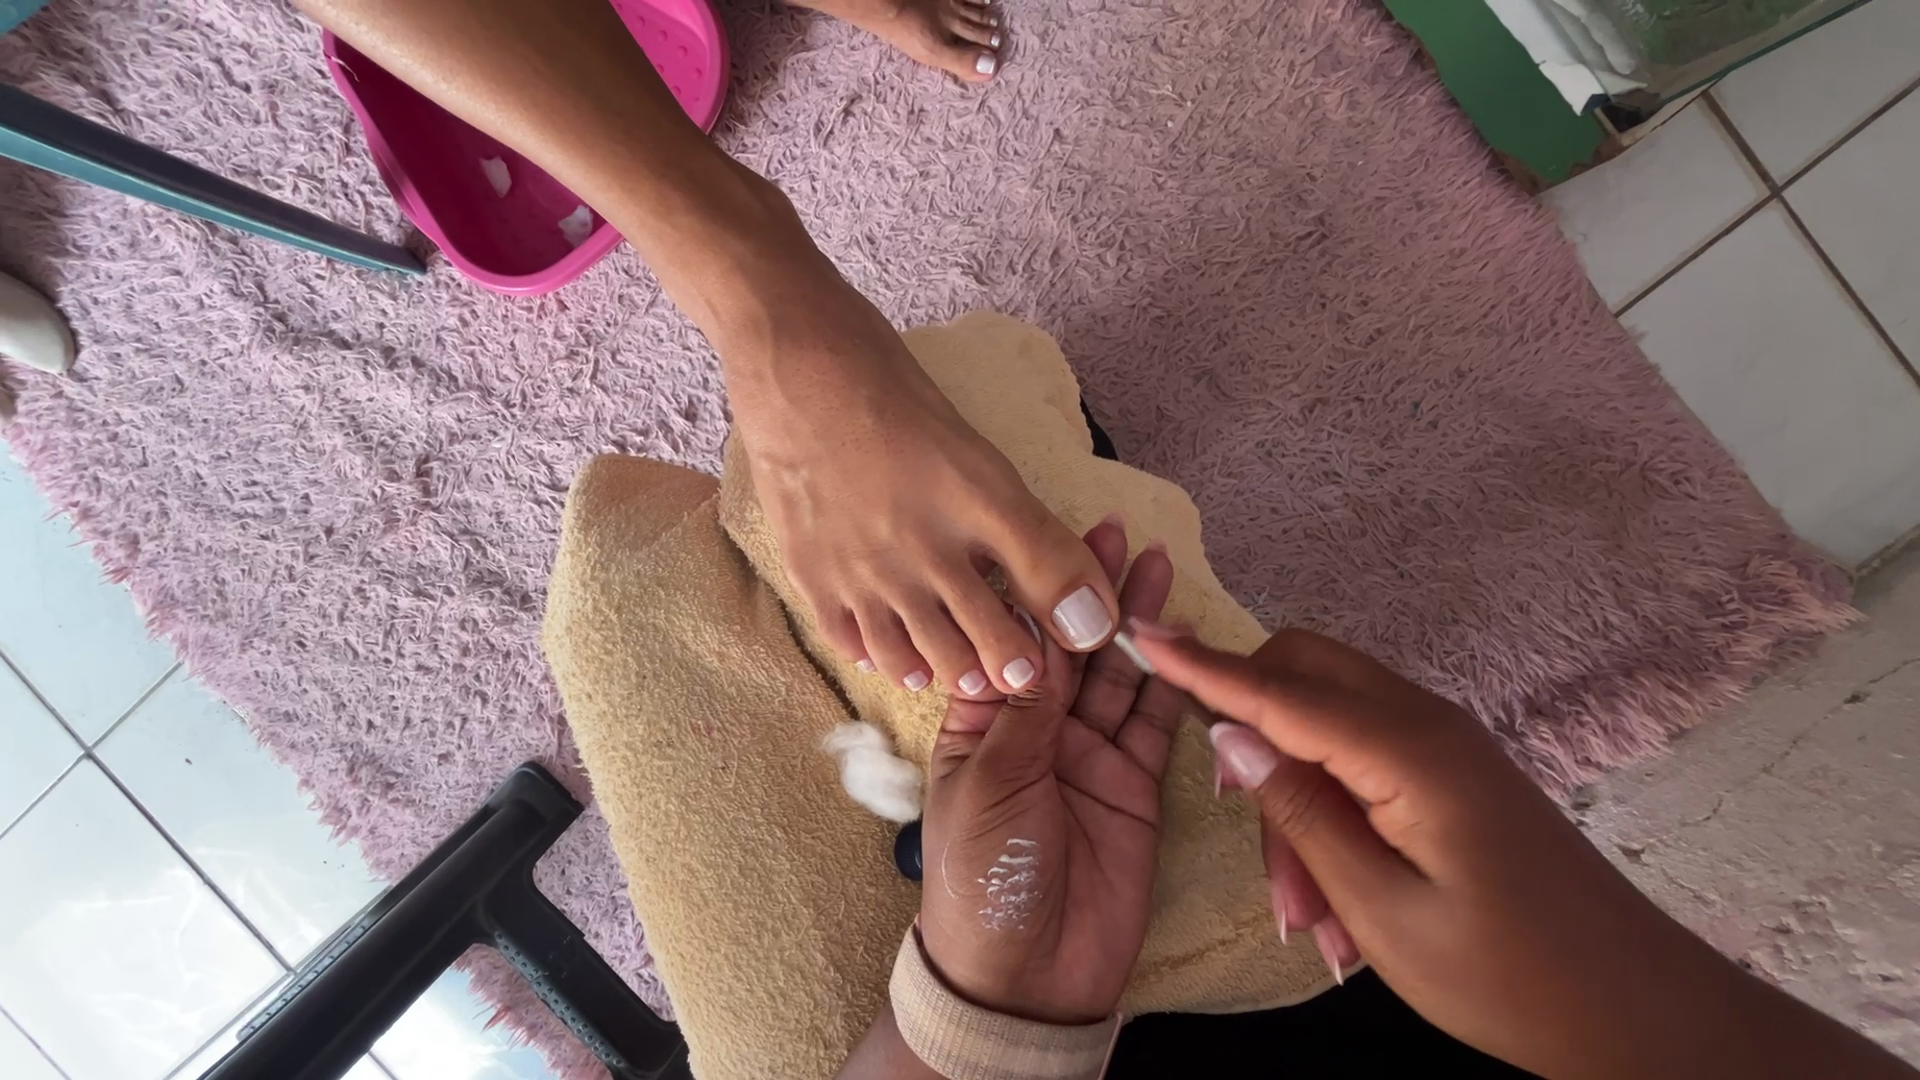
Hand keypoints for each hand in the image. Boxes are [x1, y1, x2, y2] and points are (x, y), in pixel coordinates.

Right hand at [724, 269, 1120, 700]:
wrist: (800, 370)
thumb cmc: (899, 398)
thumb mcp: (986, 461)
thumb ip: (1040, 542)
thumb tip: (1091, 621)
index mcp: (979, 514)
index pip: (1040, 604)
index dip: (1054, 641)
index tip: (1052, 650)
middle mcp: (921, 556)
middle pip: (974, 649)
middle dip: (1001, 668)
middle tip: (1008, 670)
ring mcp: (861, 572)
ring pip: (914, 659)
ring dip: (945, 670)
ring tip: (958, 669)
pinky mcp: (811, 576)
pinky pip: (852, 644)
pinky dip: (880, 658)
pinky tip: (893, 655)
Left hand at [915, 522, 1177, 1023]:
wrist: (1027, 976)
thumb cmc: (983, 874)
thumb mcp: (988, 784)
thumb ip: (1028, 712)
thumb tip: (1047, 642)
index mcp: (985, 721)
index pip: (1016, 643)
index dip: (1040, 593)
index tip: (1063, 540)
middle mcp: (1038, 728)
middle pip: (1072, 649)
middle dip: (1093, 594)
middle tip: (1121, 536)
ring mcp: (1089, 753)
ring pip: (1117, 677)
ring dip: (1136, 626)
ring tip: (1157, 568)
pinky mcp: (1135, 784)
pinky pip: (1154, 724)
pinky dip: (1170, 684)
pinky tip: (1183, 642)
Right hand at [1128, 626, 1918, 1079]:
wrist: (1650, 1018)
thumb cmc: (1512, 980)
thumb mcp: (1383, 912)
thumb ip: (1297, 812)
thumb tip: (1228, 734)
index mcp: (1407, 754)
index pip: (1277, 692)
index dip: (1201, 665)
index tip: (1141, 633)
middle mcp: (1421, 722)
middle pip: (1300, 667)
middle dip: (1246, 717)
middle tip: (1232, 807)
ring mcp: (1436, 737)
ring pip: (1320, 711)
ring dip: (1287, 780)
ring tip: (1301, 901)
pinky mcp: (1441, 762)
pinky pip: (1353, 744)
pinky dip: (1321, 792)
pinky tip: (1329, 882)